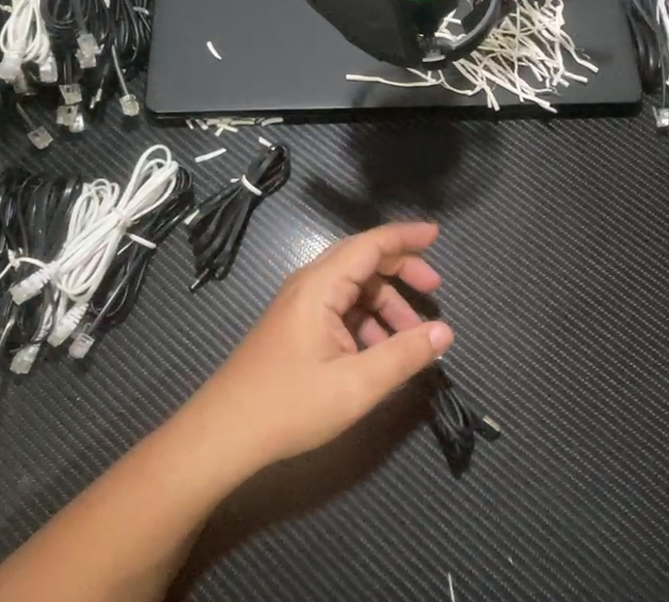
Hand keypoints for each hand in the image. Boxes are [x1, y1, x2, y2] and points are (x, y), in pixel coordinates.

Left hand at [183, 222, 452, 470]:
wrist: (223, 434)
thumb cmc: (289, 406)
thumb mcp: (356, 386)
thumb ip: (404, 356)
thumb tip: (444, 332)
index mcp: (320, 287)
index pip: (370, 245)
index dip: (405, 237)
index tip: (437, 235)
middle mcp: (307, 286)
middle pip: (362, 261)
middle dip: (401, 271)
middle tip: (434, 289)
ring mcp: (297, 306)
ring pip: (351, 289)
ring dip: (384, 305)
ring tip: (410, 340)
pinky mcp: (293, 327)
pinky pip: (338, 309)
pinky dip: (365, 322)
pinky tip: (378, 354)